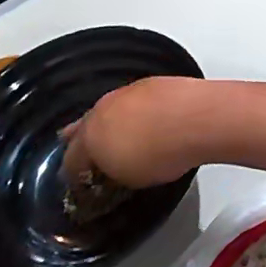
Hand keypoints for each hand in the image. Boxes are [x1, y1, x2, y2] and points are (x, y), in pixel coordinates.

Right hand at [60, 77, 205, 188]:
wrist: (194, 117)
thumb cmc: (161, 153)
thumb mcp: (133, 179)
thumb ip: (115, 175)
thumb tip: (115, 172)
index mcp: (89, 139)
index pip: (72, 160)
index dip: (76, 175)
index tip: (83, 182)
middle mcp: (100, 111)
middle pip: (84, 128)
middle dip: (87, 143)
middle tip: (96, 156)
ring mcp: (122, 94)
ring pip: (108, 111)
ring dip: (111, 124)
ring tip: (125, 138)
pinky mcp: (145, 84)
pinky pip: (132, 101)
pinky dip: (135, 112)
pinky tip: (148, 122)